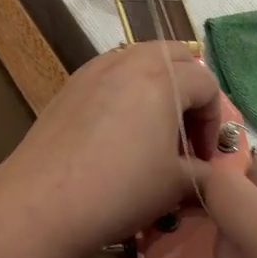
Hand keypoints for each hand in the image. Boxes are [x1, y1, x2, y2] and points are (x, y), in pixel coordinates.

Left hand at [0, 42, 218, 257]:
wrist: (43, 201)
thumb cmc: (120, 188)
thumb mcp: (176, 185)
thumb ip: (202, 171)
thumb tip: (206, 171)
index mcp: (162, 76)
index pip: (207, 83)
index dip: (213, 122)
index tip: (202, 157)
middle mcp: (128, 60)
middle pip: (173, 56)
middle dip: (188, 89)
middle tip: (184, 132)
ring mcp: (93, 69)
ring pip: (138, 61)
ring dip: (156, 86)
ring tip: (152, 131)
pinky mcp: (69, 86)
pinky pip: (109, 76)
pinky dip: (124, 93)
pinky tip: (117, 134)